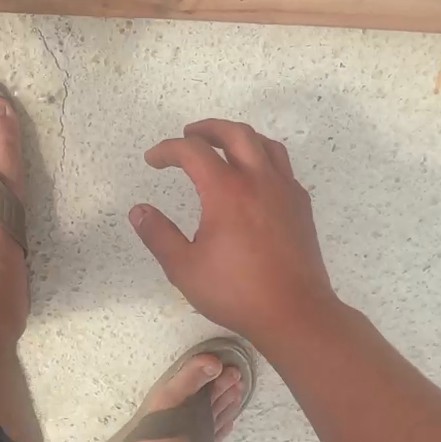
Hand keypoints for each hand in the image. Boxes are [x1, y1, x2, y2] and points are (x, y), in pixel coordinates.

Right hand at [131, 120, 341, 340]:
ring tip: (221, 147)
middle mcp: (259, 180)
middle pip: (235, 133)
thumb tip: (138, 211)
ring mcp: (285, 190)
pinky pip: (282, 167)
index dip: (168, 150)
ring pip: (264, 144)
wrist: (294, 312)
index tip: (153, 160)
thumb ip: (158, 235)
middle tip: (187, 136)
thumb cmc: (236, 292)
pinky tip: (253, 179)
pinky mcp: (301, 206)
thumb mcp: (184, 268)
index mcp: (227, 191)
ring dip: (238, 137)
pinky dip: (261, 159)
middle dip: (207, 129)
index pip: (193, 152)